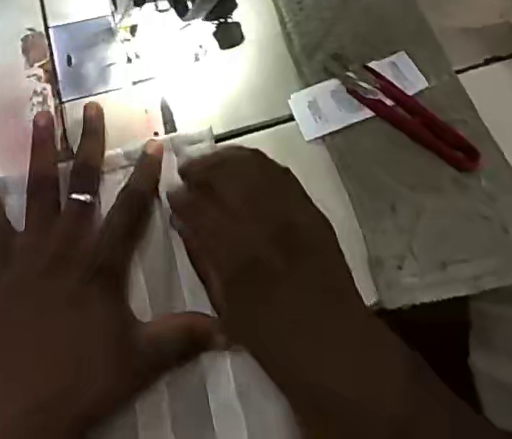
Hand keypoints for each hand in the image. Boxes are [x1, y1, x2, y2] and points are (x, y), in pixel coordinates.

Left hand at [0, 104, 218, 438]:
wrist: (24, 405)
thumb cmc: (84, 379)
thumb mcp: (140, 360)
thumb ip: (181, 337)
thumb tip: (228, 328)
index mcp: (101, 264)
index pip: (130, 211)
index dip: (145, 177)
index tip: (155, 144)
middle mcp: (66, 244)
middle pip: (81, 184)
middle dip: (88, 144)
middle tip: (90, 108)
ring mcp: (30, 249)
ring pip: (38, 189)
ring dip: (41, 150)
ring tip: (41, 114)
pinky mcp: (2, 261)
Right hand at [171, 147, 499, 438]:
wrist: (341, 352)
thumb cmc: (275, 340)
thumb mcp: (225, 306)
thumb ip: (201, 256)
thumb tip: (181, 220)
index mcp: (240, 258)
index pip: (198, 207)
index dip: (179, 195)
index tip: (169, 192)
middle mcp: (268, 227)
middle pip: (225, 174)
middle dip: (200, 167)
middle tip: (185, 172)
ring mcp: (294, 215)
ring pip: (253, 164)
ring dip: (225, 159)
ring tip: (209, 164)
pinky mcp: (313, 211)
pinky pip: (280, 172)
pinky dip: (254, 163)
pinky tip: (240, 168)